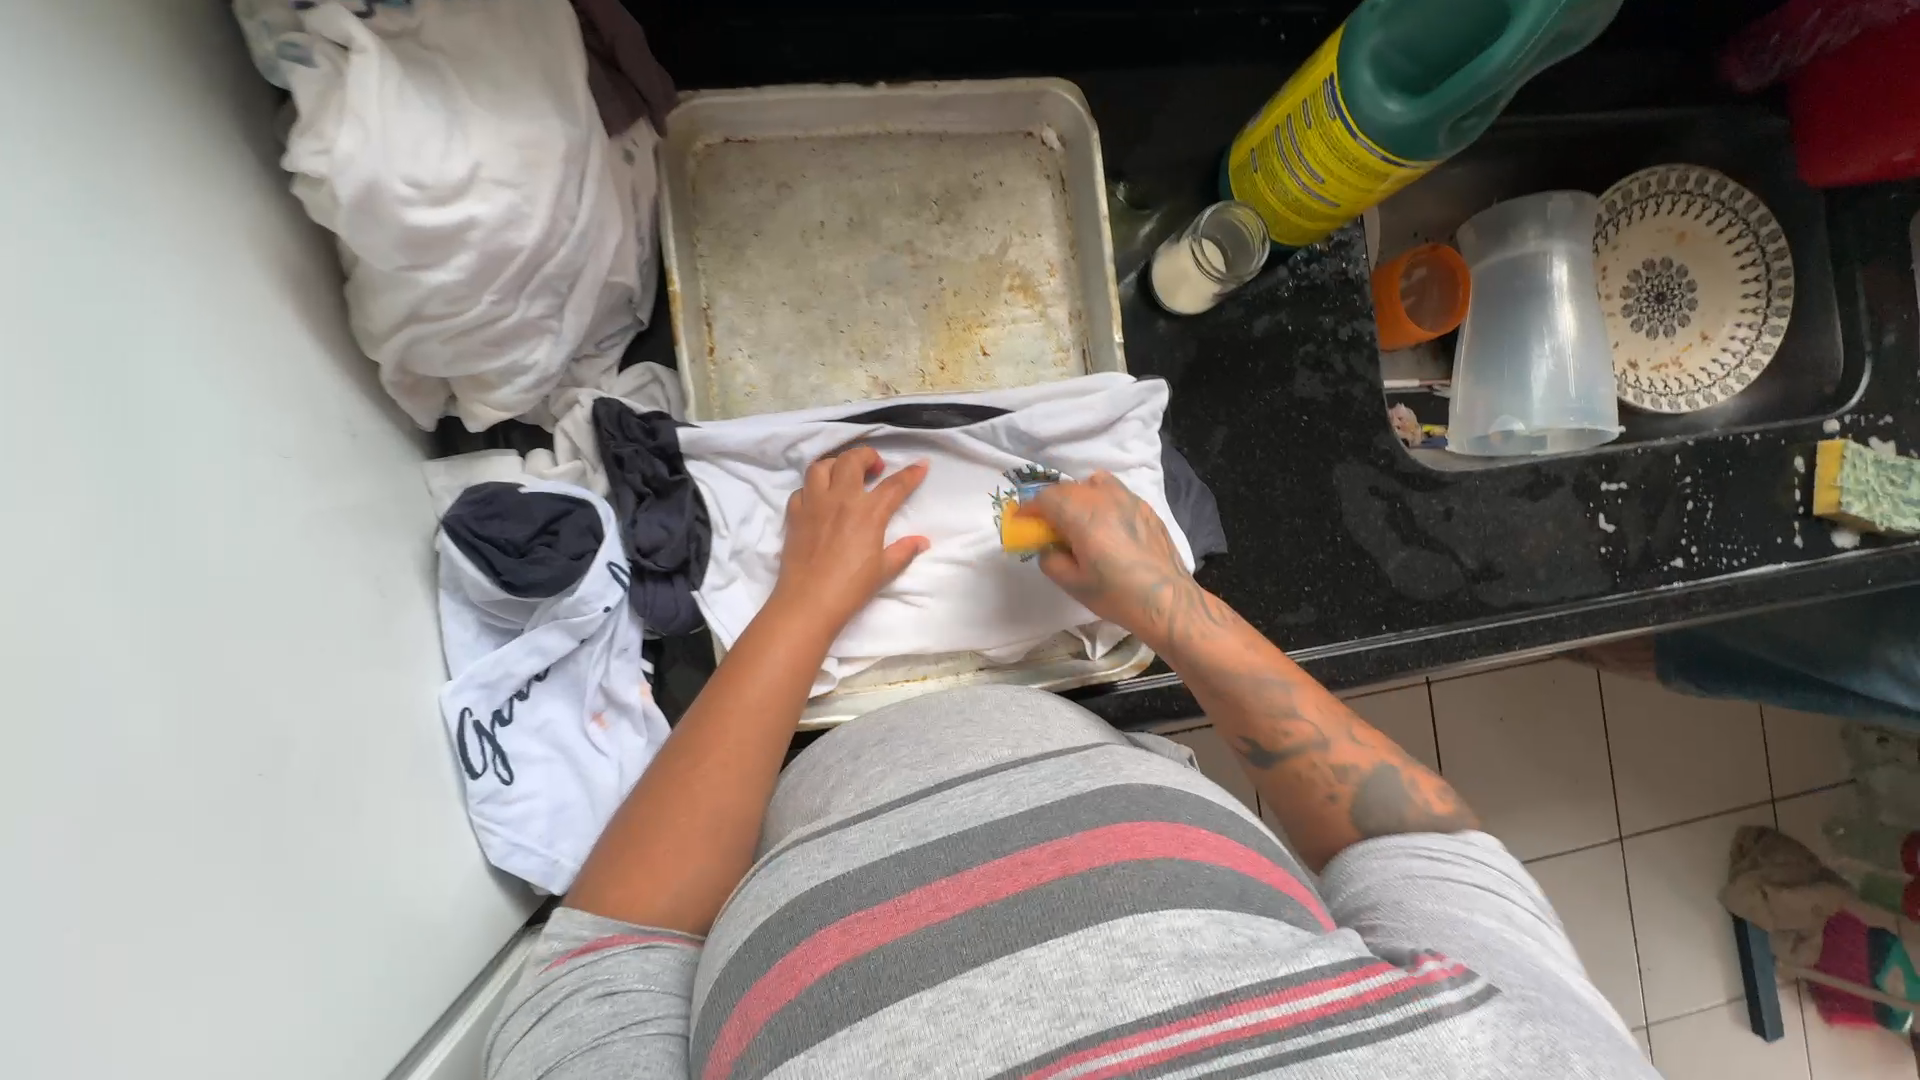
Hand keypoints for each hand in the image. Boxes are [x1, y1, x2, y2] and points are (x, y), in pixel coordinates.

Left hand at [769, 447, 928, 635]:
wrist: (808, 601)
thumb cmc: (851, 588)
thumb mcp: (884, 570)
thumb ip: (904, 551)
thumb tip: (922, 541)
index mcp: (868, 512)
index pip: (895, 485)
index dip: (911, 473)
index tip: (921, 465)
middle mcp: (841, 499)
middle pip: (852, 460)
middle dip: (867, 456)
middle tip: (874, 468)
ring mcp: (814, 504)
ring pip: (821, 466)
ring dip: (835, 464)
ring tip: (844, 475)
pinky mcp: (794, 514)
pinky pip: (801, 489)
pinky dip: (811, 488)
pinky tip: (819, 499)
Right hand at [1020, 472, 1196, 641]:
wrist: (1167, 600)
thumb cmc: (1116, 594)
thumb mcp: (1072, 584)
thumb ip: (1051, 560)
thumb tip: (1049, 548)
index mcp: (1082, 515)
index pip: (1046, 498)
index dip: (1029, 508)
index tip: (1022, 521)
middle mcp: (1105, 499)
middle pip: (1068, 488)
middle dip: (1052, 503)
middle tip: (1048, 526)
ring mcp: (1129, 500)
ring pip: (1095, 483)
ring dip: (1079, 495)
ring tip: (1078, 518)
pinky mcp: (1146, 508)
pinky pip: (1116, 493)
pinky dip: (1102, 501)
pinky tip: (1107, 526)